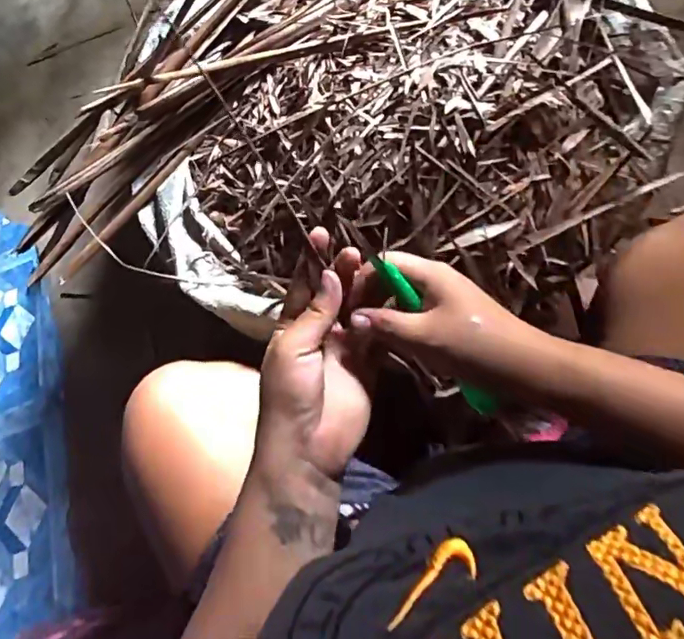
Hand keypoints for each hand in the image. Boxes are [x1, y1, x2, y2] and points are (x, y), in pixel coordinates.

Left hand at [253, 229, 374, 485]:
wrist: (308, 448)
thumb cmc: (289, 393)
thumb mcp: (294, 347)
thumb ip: (315, 312)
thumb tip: (329, 275)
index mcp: (293, 326)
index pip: (304, 285)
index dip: (312, 260)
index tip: (321, 234)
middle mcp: (319, 333)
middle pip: (334, 295)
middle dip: (342, 272)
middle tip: (355, 252)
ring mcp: (344, 350)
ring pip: (358, 312)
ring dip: (365, 291)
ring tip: (376, 269)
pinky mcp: (367, 368)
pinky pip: (377, 338)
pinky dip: (383, 320)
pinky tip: (394, 300)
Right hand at [347, 251, 546, 385]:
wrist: (530, 368)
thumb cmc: (476, 347)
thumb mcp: (425, 337)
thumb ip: (386, 325)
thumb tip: (352, 318)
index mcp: (430, 272)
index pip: (383, 261)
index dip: (362, 279)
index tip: (348, 306)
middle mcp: (437, 277)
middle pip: (392, 276)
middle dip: (372, 296)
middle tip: (356, 323)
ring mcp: (447, 296)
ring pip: (404, 296)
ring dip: (387, 313)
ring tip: (372, 336)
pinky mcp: (454, 315)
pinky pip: (419, 311)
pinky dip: (404, 323)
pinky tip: (399, 345)